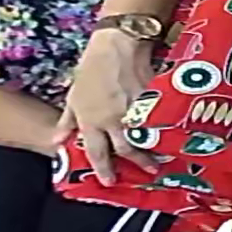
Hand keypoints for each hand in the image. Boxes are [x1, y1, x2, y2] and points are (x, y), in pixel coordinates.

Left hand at [56, 29, 158, 185]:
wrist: (116, 50)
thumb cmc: (91, 71)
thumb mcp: (73, 96)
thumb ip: (68, 120)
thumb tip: (57, 140)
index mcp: (90, 120)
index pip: (96, 151)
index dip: (103, 168)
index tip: (110, 182)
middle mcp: (112, 119)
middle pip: (125, 148)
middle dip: (137, 162)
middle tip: (149, 172)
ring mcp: (134, 110)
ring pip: (144, 136)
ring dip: (154, 149)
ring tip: (164, 157)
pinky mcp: (153, 100)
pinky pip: (159, 119)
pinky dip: (165, 129)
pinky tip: (174, 134)